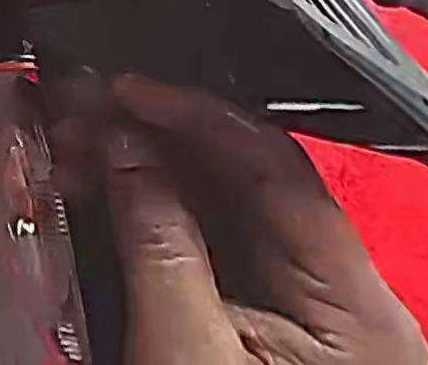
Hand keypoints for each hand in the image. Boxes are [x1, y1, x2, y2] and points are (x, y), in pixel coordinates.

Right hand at [63, 75, 427, 364]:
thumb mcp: (190, 356)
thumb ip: (158, 240)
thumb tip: (123, 143)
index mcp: (354, 305)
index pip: (275, 165)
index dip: (194, 112)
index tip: (127, 88)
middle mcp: (328, 286)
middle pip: (236, 171)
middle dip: (148, 133)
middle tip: (83, 112)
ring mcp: (285, 295)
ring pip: (205, 191)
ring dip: (133, 158)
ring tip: (74, 142)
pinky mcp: (243, 302)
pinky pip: (188, 224)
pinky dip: (135, 195)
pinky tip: (92, 179)